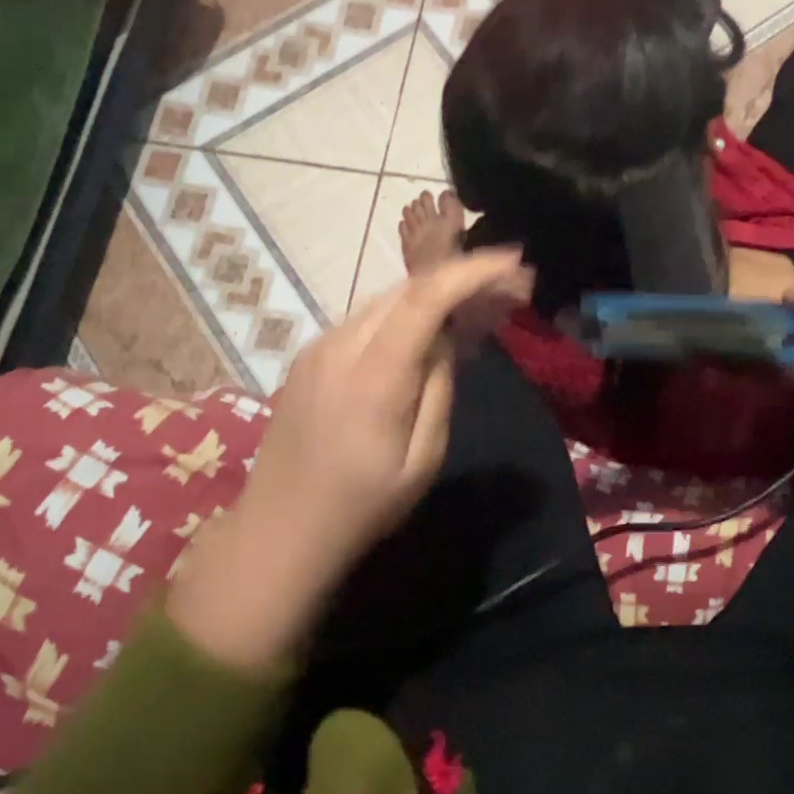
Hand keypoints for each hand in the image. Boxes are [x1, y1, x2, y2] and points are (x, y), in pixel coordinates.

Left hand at [168, 250, 532, 667]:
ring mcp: (318, 350)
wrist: (280, 531)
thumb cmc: (363, 506)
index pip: (426, 297)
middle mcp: (340, 347)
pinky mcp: (308, 360)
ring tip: (474, 310)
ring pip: (385, 301)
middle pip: (407, 289)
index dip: (472, 271)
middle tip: (506, 289)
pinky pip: (364, 321)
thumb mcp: (423, 460)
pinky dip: (403, 315)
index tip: (513, 262)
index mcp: (374, 376)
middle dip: (460, 278)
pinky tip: (426, 334)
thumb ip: (439, 390)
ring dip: (432, 296)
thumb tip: (445, 340)